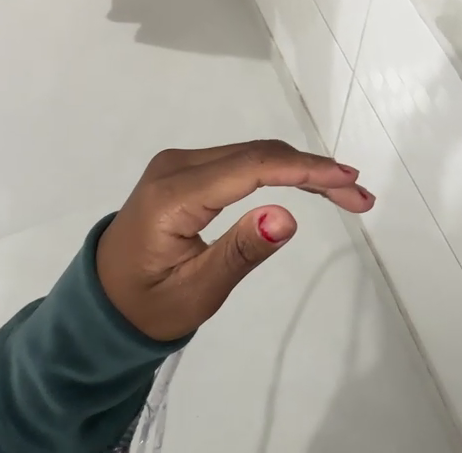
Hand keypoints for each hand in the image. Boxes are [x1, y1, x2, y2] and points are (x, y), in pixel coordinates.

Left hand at [96, 140, 374, 341]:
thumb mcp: (194, 294)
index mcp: (173, 195)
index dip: (303, 170)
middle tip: (360, 196)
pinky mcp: (189, 169)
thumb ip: (239, 253)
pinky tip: (310, 182)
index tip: (348, 179)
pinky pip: (244, 162)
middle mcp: (178, 165)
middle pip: (259, 155)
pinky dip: (281, 170)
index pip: (250, 167)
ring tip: (347, 192)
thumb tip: (286, 216)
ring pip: (256, 154)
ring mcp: (182, 163)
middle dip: (314, 171)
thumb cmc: (146, 308)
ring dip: (302, 169)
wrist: (101, 303)